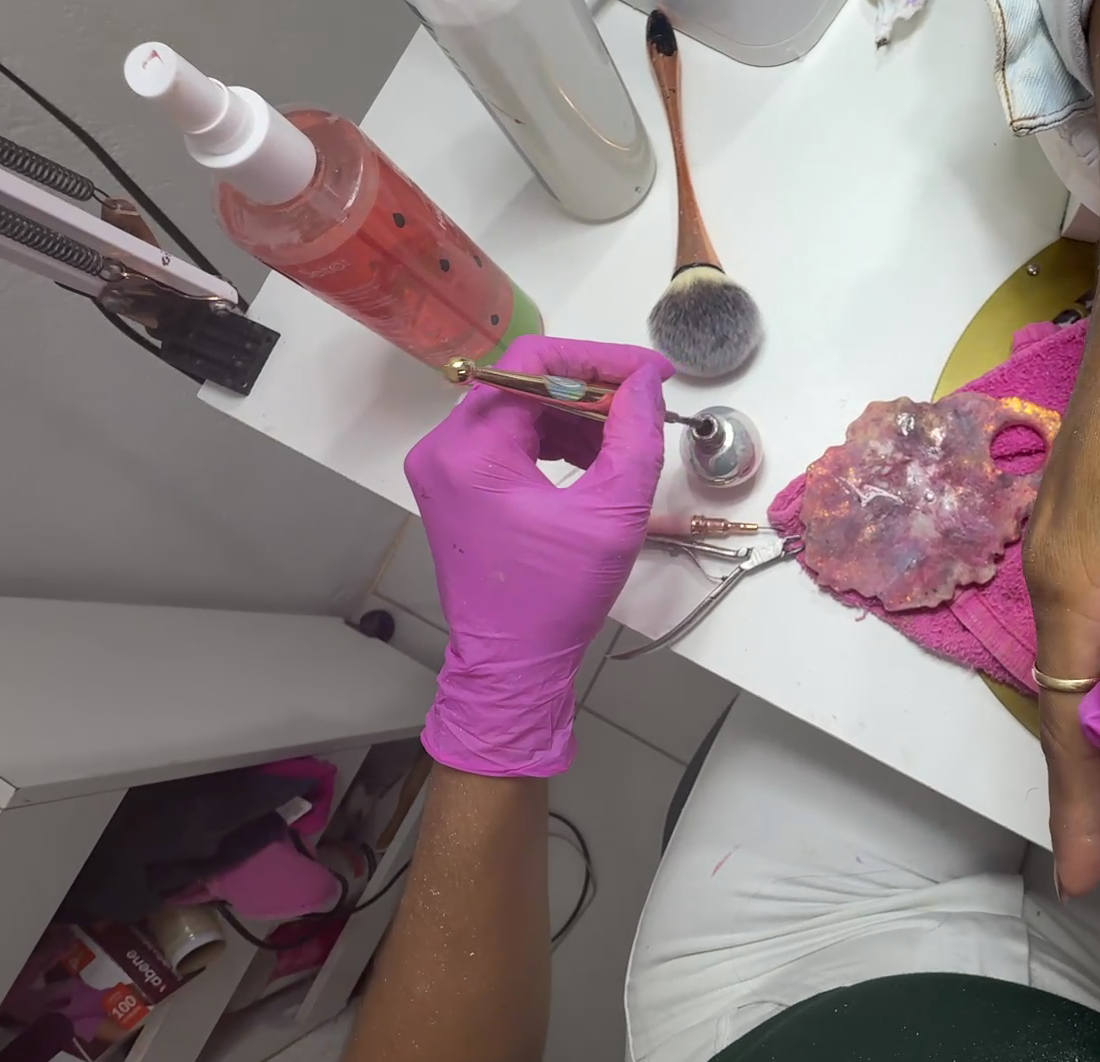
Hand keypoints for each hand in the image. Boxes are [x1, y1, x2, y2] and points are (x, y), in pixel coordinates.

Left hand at [404, 336, 672, 777]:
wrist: (513, 665)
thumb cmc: (558, 596)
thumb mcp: (612, 515)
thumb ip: (636, 439)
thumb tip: (648, 384)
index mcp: (471, 448)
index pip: (534, 362)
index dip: (602, 359)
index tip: (654, 376)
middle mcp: (445, 448)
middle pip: (527, 383)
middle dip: (594, 391)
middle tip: (646, 409)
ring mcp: (448, 470)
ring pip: (522, 411)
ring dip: (579, 417)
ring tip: (625, 443)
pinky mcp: (460, 489)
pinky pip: (513, 442)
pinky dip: (557, 443)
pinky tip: (593, 464)